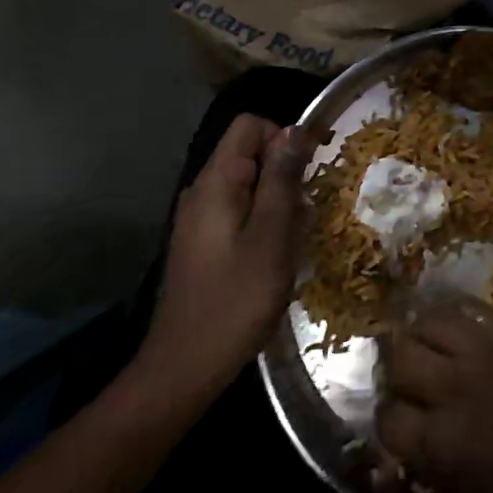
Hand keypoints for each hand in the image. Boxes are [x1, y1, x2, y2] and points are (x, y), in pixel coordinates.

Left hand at [139, 116, 313, 393]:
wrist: (186, 366)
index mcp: (216, 182)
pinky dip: (264, 223)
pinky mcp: (204, 242)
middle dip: (284, 175)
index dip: (283, 139)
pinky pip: (240, 212)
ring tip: (292, 241)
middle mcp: (202, 191)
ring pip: (249, 185)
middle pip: (249, 154)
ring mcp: (200, 218)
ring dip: (278, 203)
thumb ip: (283, 180)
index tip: (306, 176)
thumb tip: (296, 129)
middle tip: (302, 217)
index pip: (249, 126)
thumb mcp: (271, 237)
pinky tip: (275, 257)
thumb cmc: (235, 300)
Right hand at [375, 300, 492, 492]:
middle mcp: (456, 388)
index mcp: (442, 444)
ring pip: (430, 321)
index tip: (399, 428)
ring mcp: (486, 352)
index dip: (388, 423)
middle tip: (409, 382)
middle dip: (397, 370)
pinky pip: (471, 307)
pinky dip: (456, 315)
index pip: (388, 418)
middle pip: (401, 357)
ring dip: (422, 336)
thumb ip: (426, 492)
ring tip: (429, 348)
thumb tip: (387, 475)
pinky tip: (457, 328)